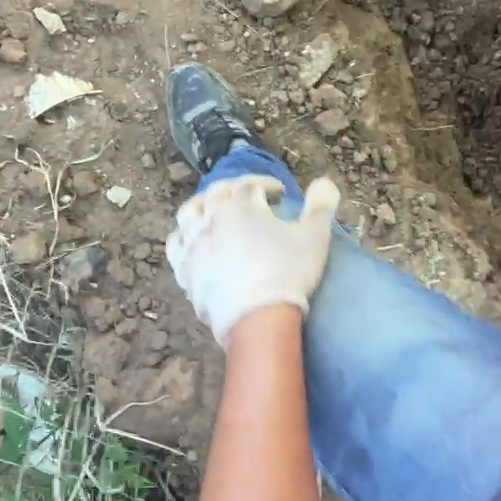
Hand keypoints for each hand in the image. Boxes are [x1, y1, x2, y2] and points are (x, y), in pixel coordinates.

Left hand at [165, 175, 340, 346]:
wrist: (257, 319)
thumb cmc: (288, 272)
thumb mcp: (315, 236)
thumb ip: (321, 205)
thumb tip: (324, 182)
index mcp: (242, 204)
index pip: (251, 184)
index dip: (266, 184)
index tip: (280, 194)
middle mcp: (211, 217)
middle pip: (217, 192)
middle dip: (234, 188)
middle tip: (249, 195)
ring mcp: (193, 243)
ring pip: (189, 212)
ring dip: (204, 205)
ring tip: (216, 211)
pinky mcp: (184, 269)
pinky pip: (176, 244)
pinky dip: (185, 235)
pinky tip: (195, 239)